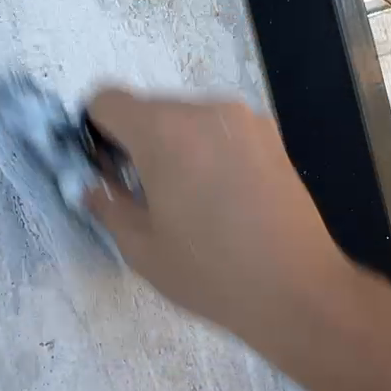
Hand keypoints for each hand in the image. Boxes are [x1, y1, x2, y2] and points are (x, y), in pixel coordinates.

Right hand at [80, 88, 362, 339]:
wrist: (297, 289)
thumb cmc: (210, 272)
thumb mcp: (140, 247)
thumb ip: (106, 203)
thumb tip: (93, 185)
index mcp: (163, 131)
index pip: (106, 100)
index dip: (93, 132)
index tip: (105, 170)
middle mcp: (204, 110)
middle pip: (148, 109)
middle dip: (135, 143)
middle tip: (145, 196)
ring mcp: (243, 119)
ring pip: (185, 119)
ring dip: (173, 147)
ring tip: (189, 202)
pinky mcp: (270, 135)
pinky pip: (218, 130)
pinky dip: (206, 151)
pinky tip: (221, 199)